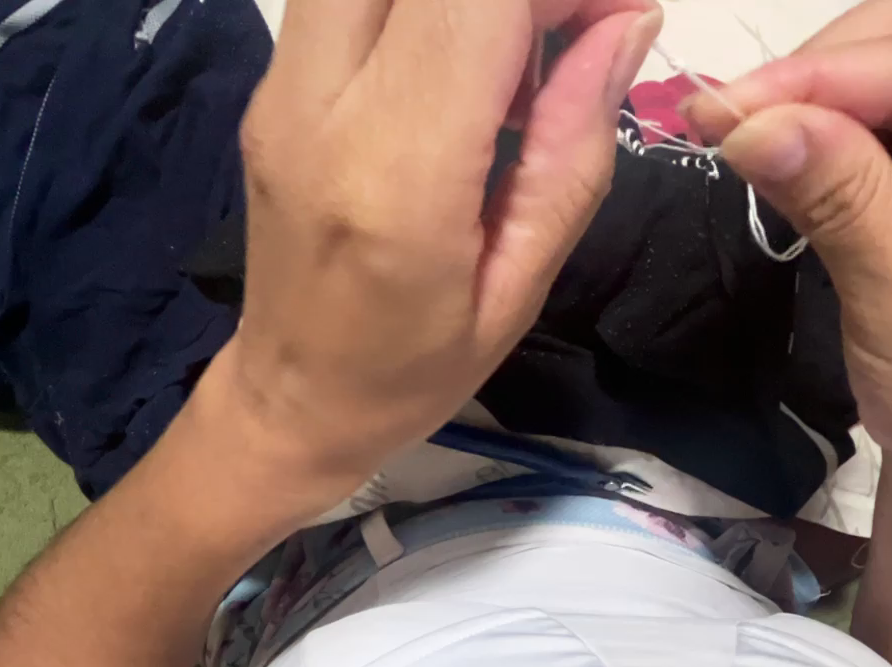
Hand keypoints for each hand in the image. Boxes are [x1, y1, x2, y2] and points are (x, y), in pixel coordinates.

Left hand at [213, 0, 660, 491]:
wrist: (291, 402)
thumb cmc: (410, 376)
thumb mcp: (515, 294)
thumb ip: (570, 157)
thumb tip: (624, 27)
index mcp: (395, 180)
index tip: (615, 20)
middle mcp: (319, 108)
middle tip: (561, 34)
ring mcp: (278, 90)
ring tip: (507, 57)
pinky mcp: (268, 88)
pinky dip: (420, 5)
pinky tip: (453, 70)